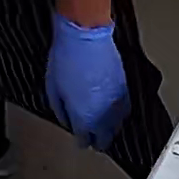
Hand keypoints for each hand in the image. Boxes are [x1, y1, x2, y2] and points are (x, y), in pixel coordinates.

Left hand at [45, 12, 130, 149]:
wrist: (86, 36)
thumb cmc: (66, 58)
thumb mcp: (53, 88)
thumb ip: (61, 110)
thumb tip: (67, 122)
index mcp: (82, 119)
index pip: (84, 140)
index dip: (81, 140)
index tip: (80, 139)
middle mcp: (102, 118)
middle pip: (104, 141)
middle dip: (98, 141)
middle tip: (93, 139)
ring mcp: (116, 106)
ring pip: (116, 128)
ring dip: (109, 129)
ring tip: (103, 127)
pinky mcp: (125, 93)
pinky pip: (124, 112)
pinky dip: (118, 115)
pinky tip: (113, 111)